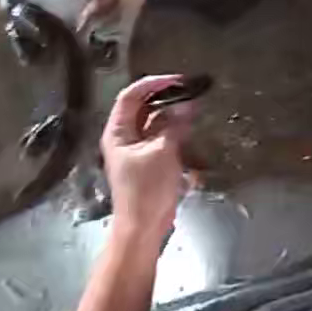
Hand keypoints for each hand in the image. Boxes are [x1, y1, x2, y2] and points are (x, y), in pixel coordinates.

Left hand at [101, 75, 195, 249]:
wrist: (142, 230)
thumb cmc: (146, 190)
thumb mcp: (163, 152)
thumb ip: (174, 126)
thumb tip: (187, 106)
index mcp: (117, 132)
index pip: (131, 96)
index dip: (153, 84)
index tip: (177, 80)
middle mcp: (124, 138)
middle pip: (143, 109)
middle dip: (165, 99)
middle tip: (189, 92)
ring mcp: (136, 152)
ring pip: (154, 125)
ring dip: (173, 117)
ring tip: (194, 109)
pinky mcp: (149, 165)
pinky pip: (161, 141)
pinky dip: (175, 135)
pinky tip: (190, 133)